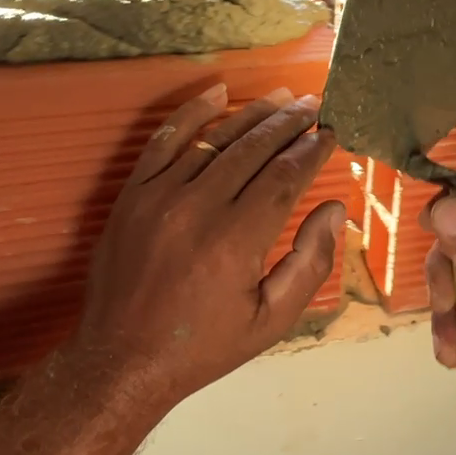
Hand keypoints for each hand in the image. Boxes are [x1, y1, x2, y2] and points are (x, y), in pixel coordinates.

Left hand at [73, 83, 345, 413]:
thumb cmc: (204, 346)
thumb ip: (310, 263)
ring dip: (252, 113)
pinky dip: (192, 111)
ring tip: (282, 98)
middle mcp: (198, 208)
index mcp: (236, 241)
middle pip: (254, 148)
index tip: (331, 134)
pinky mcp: (132, 194)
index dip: (313, 150)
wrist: (120, 362)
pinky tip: (218, 92)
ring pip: (215, 139)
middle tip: (314, 105)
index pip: (285, 176)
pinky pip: (164, 139)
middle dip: (290, 123)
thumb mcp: (271, 321)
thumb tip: (335, 207)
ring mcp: (159, 196)